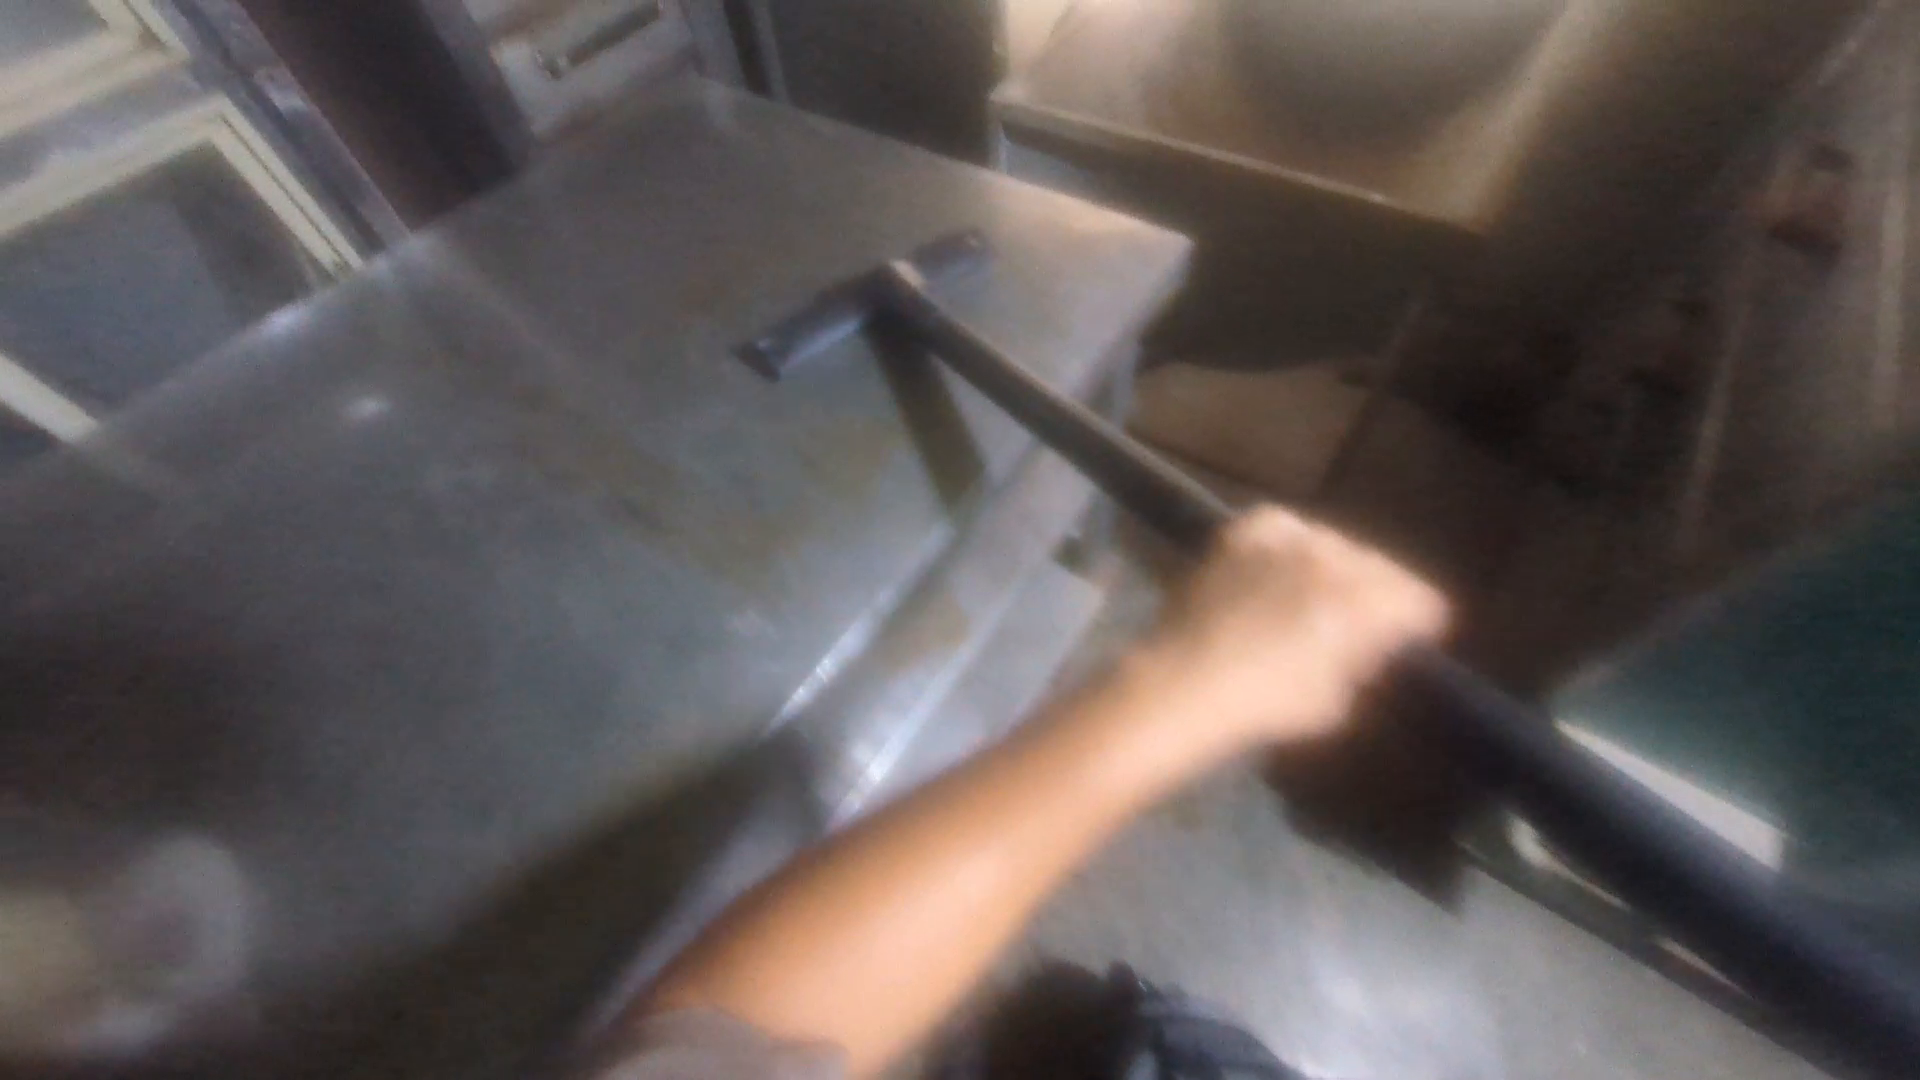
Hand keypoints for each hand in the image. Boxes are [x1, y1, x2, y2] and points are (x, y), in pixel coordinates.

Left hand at [1128, 507, 1447, 753]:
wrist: (1185, 681)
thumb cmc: (1265, 704)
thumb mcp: (1334, 702)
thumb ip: (1359, 667)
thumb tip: (1364, 648)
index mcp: (1367, 605)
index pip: (1421, 601)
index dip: (1416, 624)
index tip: (1406, 639)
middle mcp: (1334, 562)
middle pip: (1379, 568)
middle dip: (1375, 595)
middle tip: (1355, 622)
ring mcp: (1285, 543)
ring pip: (1332, 543)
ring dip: (1332, 567)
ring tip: (1313, 592)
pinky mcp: (1240, 536)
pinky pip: (1280, 524)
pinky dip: (1286, 541)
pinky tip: (1279, 561)